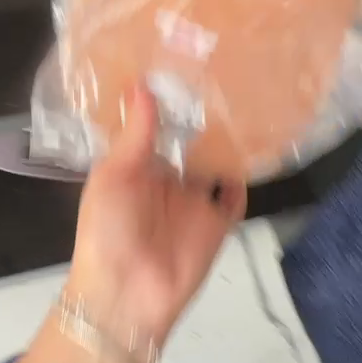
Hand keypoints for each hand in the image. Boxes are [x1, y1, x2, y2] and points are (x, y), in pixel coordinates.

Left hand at [66, 87, 246, 347]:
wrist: (126, 297)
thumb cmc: (107, 230)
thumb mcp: (113, 176)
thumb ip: (134, 134)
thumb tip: (142, 84)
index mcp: (134, 167)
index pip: (154, 127)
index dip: (166, 102)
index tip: (181, 65)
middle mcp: (165, 179)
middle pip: (188, 142)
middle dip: (200, 116)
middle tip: (222, 72)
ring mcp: (192, 201)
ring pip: (213, 163)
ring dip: (225, 141)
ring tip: (243, 99)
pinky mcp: (217, 223)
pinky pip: (234, 195)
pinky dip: (243, 175)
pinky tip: (254, 147)